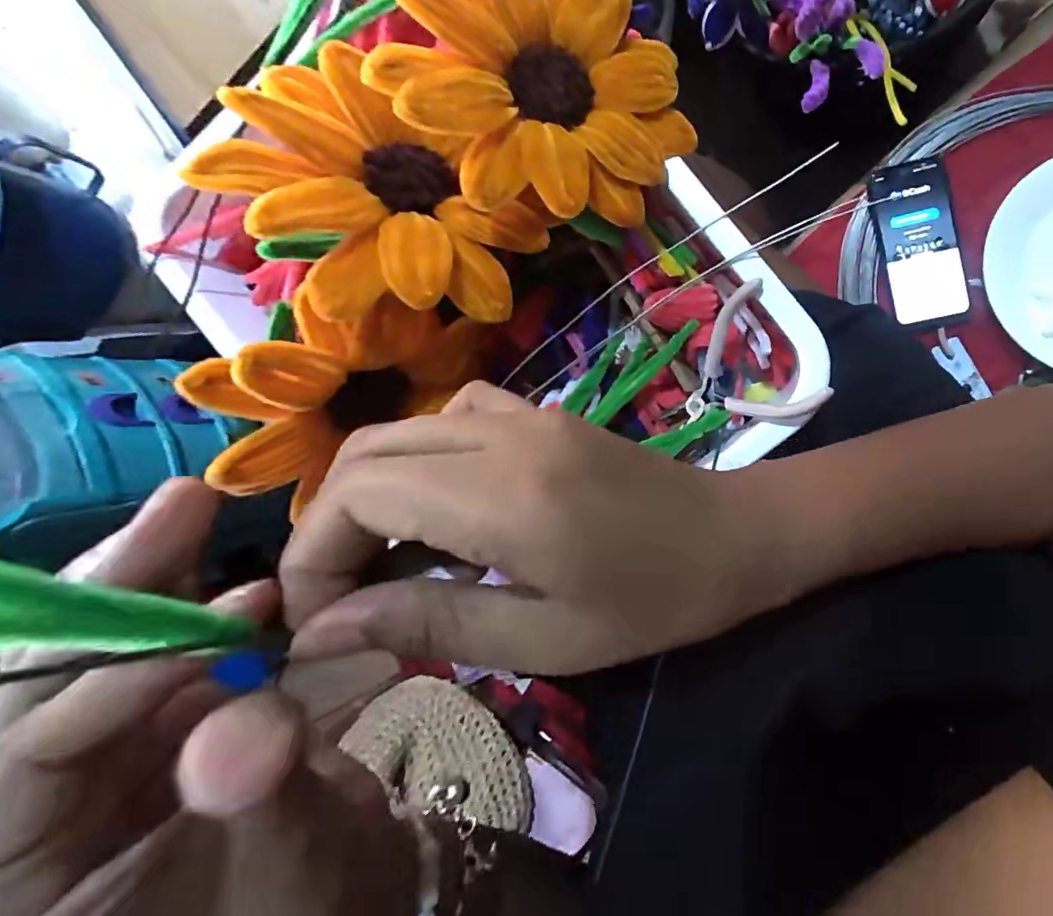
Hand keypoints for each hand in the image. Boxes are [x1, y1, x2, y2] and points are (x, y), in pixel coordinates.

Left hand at [0, 480, 416, 915]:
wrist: (363, 903)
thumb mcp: (285, 873)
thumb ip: (259, 794)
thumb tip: (253, 713)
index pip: (32, 754)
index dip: (129, 673)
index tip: (239, 610)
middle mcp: (30, 823)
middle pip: (48, 688)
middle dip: (119, 590)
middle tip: (186, 503)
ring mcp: (102, 775)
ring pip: (111, 663)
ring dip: (165, 587)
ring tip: (201, 513)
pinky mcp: (165, 744)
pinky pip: (178, 667)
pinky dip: (215, 617)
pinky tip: (250, 575)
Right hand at [281, 382, 791, 672]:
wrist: (736, 537)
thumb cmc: (653, 601)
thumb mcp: (542, 638)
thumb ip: (430, 621)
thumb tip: (320, 628)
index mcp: (502, 493)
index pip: (356, 493)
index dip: (315, 555)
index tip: (323, 618)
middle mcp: (507, 434)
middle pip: (369, 451)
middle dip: (335, 523)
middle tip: (353, 594)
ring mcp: (533, 414)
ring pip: (411, 427)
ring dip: (379, 485)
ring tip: (398, 556)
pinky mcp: (553, 414)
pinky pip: (463, 414)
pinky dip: (430, 455)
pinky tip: (455, 505)